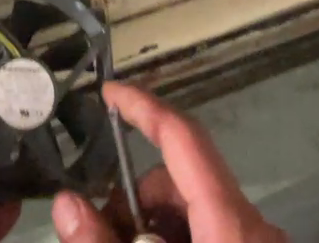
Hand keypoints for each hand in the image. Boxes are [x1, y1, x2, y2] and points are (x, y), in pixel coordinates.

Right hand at [52, 82, 285, 242]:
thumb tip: (66, 203)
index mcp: (232, 225)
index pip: (183, 138)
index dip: (143, 107)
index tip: (108, 92)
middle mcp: (252, 229)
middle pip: (181, 182)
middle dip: (134, 200)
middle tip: (100, 233)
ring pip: (192, 214)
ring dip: (152, 229)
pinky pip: (209, 237)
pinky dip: (176, 241)